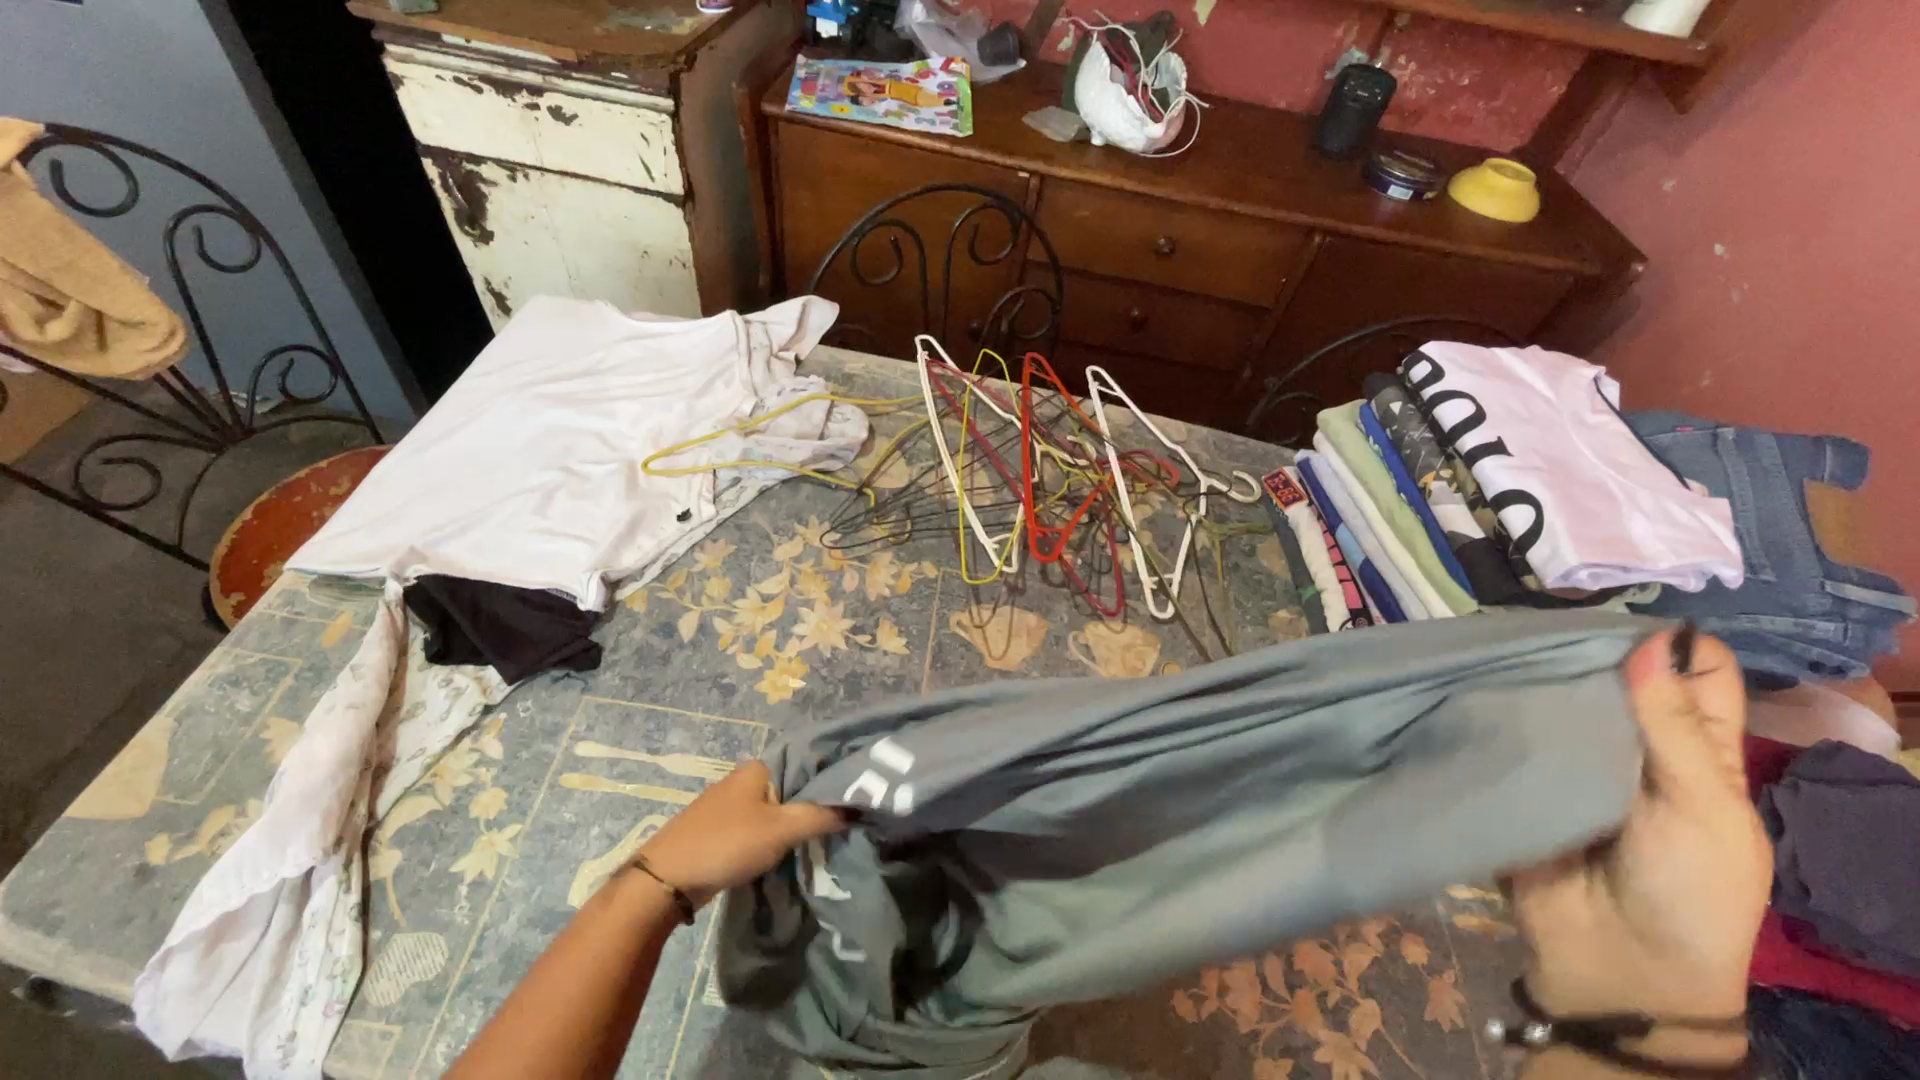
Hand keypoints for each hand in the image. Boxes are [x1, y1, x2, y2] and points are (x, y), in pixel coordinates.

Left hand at [636, 760, 844, 907]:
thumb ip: (821, 816)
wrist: (666, 880)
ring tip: (826, 839)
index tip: (857, 797)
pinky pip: (761, 829)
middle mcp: (745, 780)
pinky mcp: (723, 831)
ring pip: (776, 811)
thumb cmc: (726, 843)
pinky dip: (777, 838)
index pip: (806, 763)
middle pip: (792, 788)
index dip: (831, 779)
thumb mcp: (781, 829)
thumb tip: (857, 807)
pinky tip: (793, 852)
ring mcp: (731, 806)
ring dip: (796, 825)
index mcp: (758, 768)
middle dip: (816, 806)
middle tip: (847, 823)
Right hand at [1506, 627, 1770, 1022]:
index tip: (1620, 612)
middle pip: (1609, 678)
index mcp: (1691, 749)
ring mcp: (1565, 760)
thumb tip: (1651, 641)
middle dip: (1580, 647)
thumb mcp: (1702, 811)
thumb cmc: (1687, 891)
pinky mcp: (1513, 778)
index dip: (1671, 642)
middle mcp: (1627, 743)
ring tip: (1488, 637)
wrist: (1612, 964)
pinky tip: (1462, 681)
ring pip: (1551, 700)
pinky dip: (1487, 710)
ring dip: (1528, 673)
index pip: (1694, 676)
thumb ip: (1670, 730)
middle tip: (1533, 611)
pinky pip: (1501, 736)